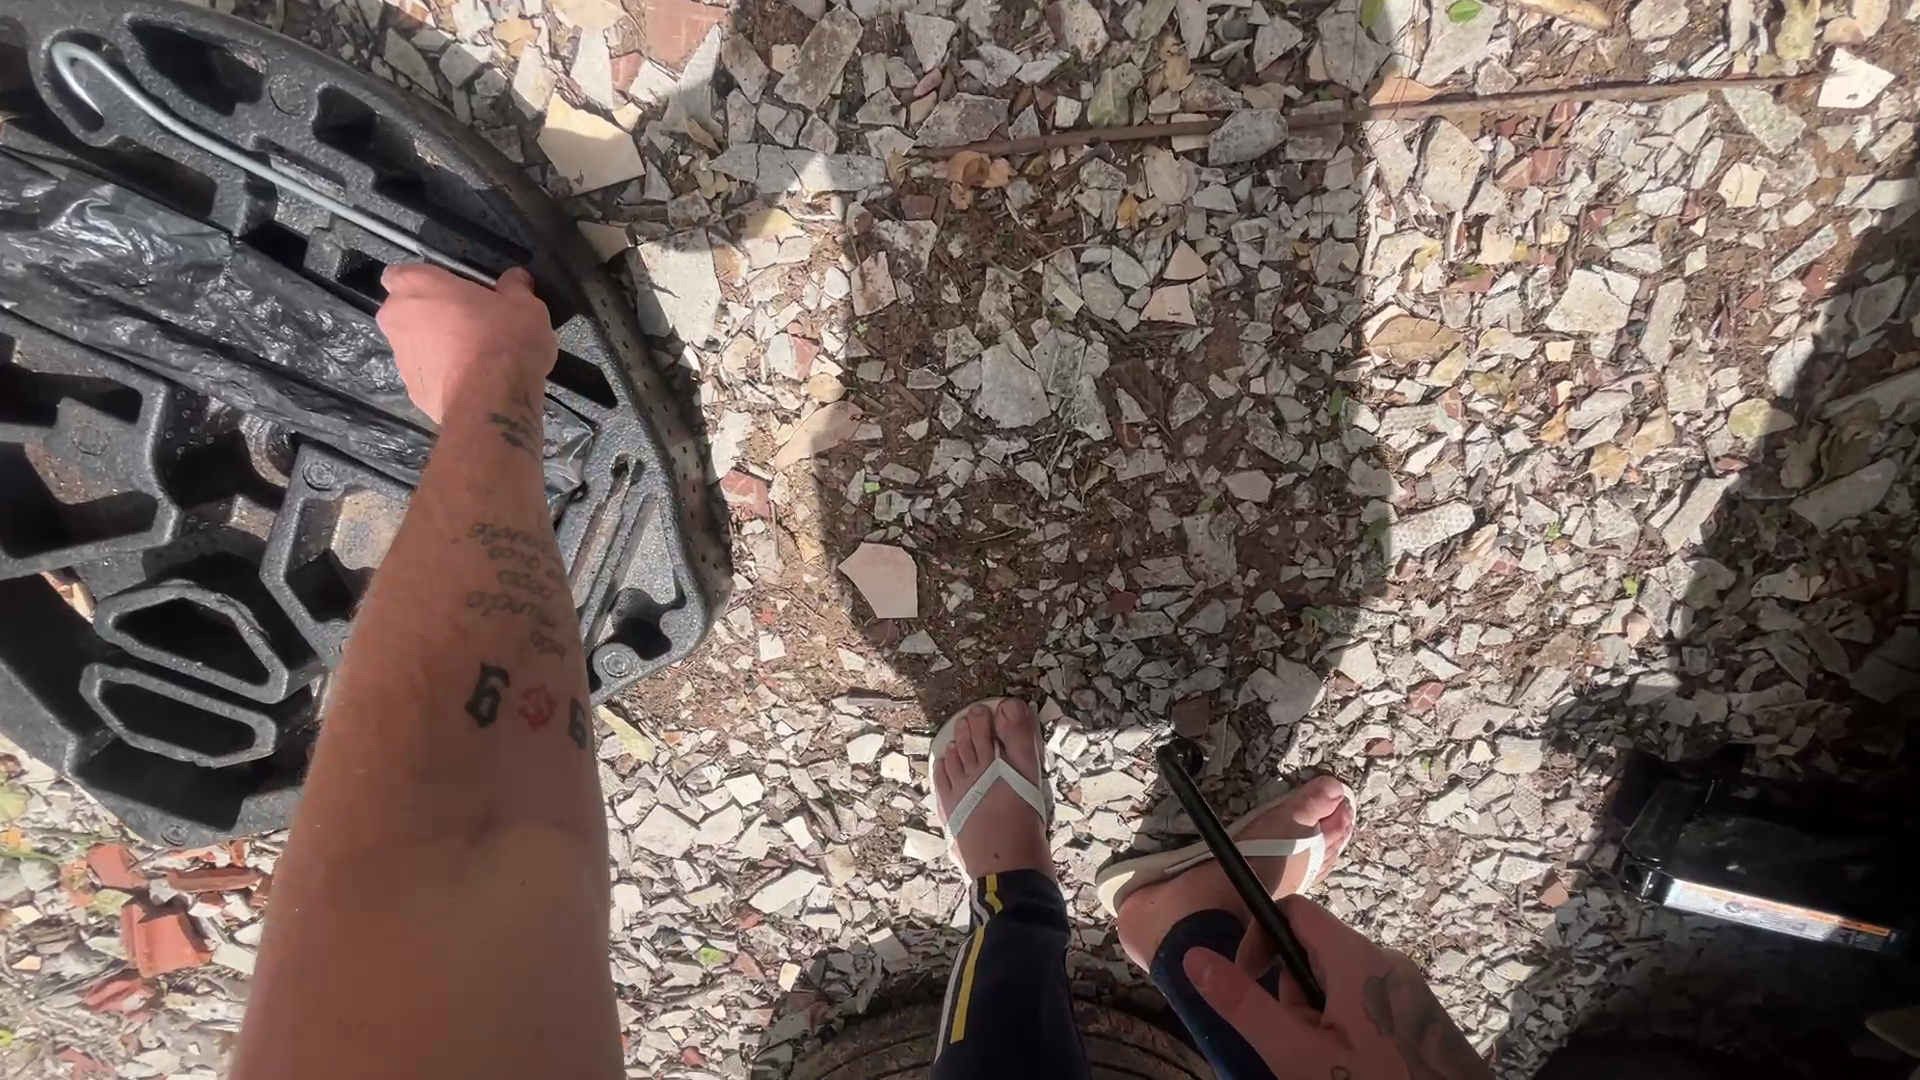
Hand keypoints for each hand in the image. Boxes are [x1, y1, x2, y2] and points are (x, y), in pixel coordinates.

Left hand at [376, 265, 555, 423]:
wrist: (493, 401)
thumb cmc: (504, 342)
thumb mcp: (527, 307)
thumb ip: (516, 288)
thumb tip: (516, 279)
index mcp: (417, 284)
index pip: (404, 273)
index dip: (431, 285)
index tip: (459, 296)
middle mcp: (397, 316)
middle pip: (411, 312)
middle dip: (436, 319)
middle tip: (475, 330)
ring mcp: (401, 356)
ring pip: (419, 346)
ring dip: (442, 350)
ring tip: (481, 364)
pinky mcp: (413, 389)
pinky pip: (430, 377)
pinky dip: (448, 379)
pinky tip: (477, 386)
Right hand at [1184, 896, 1492, 1079]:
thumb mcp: (1300, 1057)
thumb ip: (1246, 1005)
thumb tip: (1193, 956)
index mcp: (1357, 959)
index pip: (1294, 910)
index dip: (1259, 935)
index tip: (1246, 979)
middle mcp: (1387, 964)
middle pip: (1313, 950)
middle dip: (1290, 994)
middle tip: (1294, 1046)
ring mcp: (1410, 994)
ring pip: (1338, 984)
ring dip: (1317, 1017)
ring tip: (1324, 1067)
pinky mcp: (1423, 1023)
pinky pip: (1366, 1006)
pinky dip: (1345, 1031)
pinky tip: (1351, 1070)